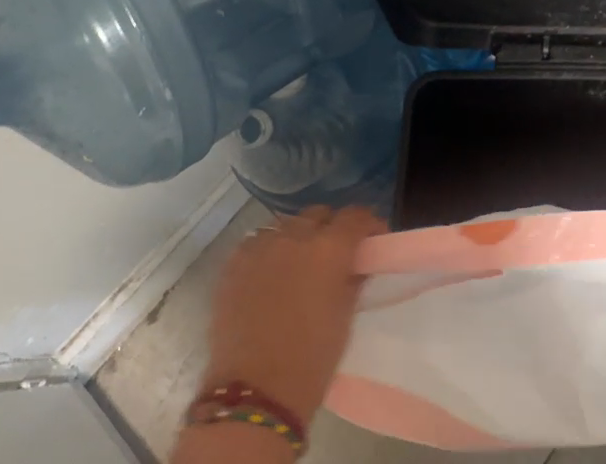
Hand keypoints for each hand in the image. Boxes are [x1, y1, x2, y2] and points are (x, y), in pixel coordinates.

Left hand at [202, 206, 385, 418]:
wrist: (256, 391)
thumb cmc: (312, 358)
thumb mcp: (345, 315)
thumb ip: (352, 279)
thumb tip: (356, 265)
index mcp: (330, 249)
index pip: (356, 216)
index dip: (368, 224)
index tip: (372, 239)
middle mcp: (295, 238)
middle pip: (319, 215)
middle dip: (331, 228)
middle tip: (335, 253)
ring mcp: (260, 248)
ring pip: (285, 224)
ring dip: (298, 236)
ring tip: (300, 262)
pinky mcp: (233, 265)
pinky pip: (256, 242)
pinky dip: (268, 249)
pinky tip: (270, 272)